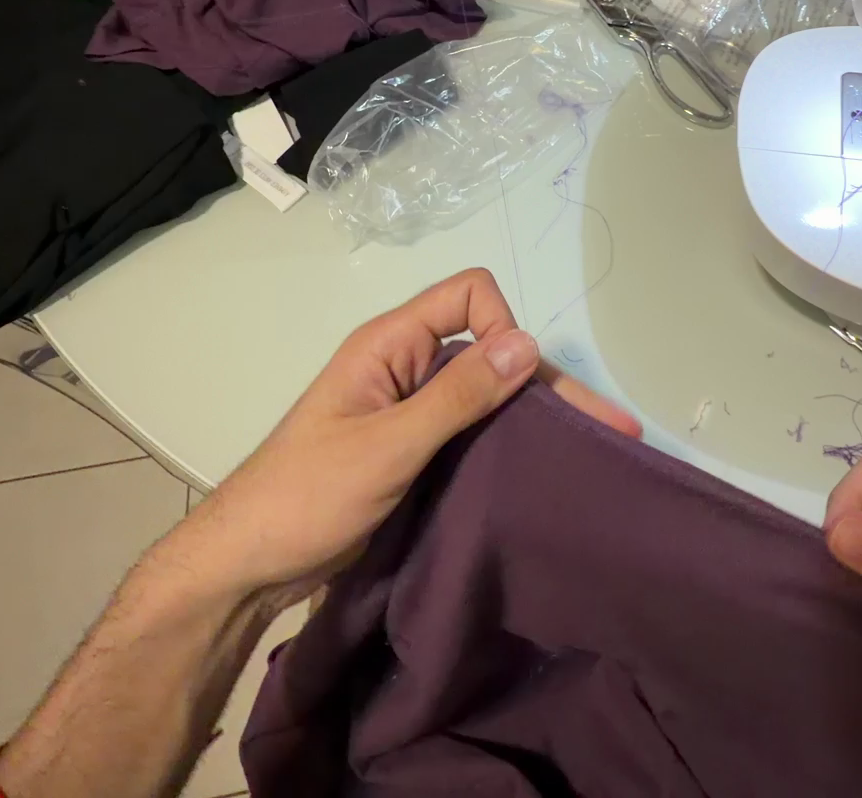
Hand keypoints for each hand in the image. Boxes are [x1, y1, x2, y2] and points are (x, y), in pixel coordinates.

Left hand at [195, 268, 638, 601]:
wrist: (251, 565)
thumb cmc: (306, 496)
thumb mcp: (386, 445)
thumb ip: (457, 395)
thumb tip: (526, 341)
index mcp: (391, 345)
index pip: (468, 296)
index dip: (501, 325)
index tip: (516, 382)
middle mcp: (408, 367)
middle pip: (491, 350)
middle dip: (546, 383)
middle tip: (610, 429)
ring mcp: (414, 410)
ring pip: (489, 393)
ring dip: (535, 417)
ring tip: (597, 452)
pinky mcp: (419, 449)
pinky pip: (474, 429)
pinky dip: (510, 443)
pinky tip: (546, 470)